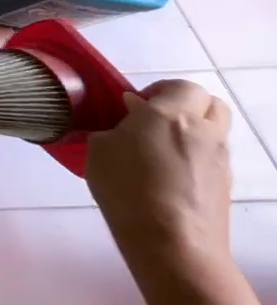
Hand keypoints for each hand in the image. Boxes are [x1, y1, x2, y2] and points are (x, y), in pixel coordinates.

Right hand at [86, 79, 252, 304]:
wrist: (171, 240)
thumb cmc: (125, 185)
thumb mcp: (100, 145)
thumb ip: (119, 126)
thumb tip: (133, 122)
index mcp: (170, 115)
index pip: (183, 86)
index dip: (159, 89)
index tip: (133, 104)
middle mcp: (203, 132)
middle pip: (211, 103)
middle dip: (184, 103)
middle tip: (151, 116)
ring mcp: (220, 160)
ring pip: (214, 129)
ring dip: (190, 128)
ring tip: (155, 145)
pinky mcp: (225, 183)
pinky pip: (211, 153)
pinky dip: (192, 152)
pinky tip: (165, 170)